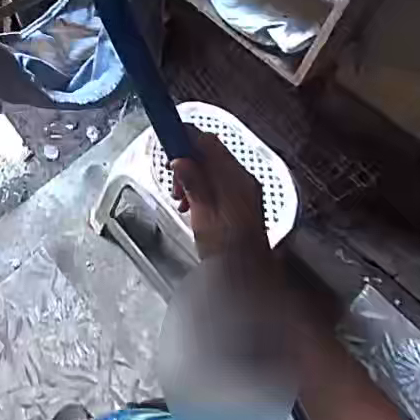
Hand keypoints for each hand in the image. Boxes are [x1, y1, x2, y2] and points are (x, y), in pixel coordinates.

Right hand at [170, 130, 271, 264]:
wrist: (250, 280)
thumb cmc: (230, 253)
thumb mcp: (203, 216)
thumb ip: (193, 184)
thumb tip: (180, 161)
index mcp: (236, 179)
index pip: (209, 142)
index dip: (186, 139)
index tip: (169, 142)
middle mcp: (244, 180)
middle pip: (211, 153)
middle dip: (187, 161)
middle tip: (173, 178)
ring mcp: (245, 191)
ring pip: (213, 167)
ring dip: (193, 175)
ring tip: (181, 197)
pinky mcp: (242, 202)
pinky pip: (219, 181)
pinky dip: (203, 186)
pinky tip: (192, 204)